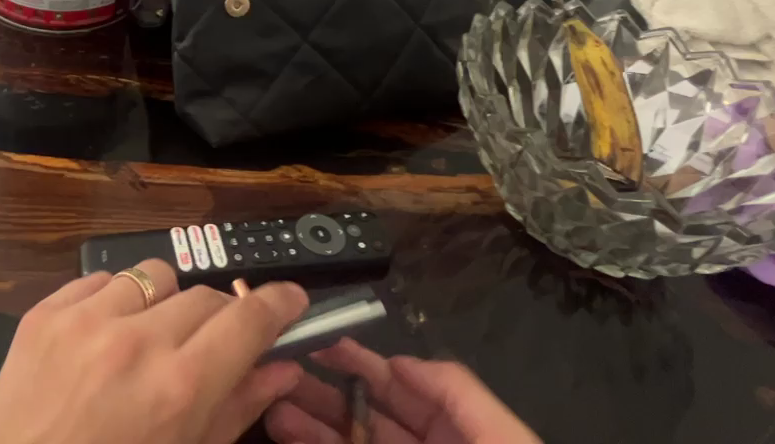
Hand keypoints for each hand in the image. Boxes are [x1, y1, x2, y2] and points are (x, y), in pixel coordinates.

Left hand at [0, 260, 309, 443]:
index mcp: (178, 388)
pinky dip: (112, 302)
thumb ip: (237, 408)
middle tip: (207, 346)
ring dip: (164, 302)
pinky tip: (103, 338)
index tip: (292, 299)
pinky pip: (99, 280)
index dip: (278, 303)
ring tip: (147, 339)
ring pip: (155, 274)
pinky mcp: (44, 314)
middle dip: (218, 318)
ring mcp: (85, 321)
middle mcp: (136, 342)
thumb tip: (281, 367)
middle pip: (206, 295)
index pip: (248, 319)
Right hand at [265, 339, 537, 443]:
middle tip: (279, 368)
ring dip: (310, 424)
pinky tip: (287, 433)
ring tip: (274, 404)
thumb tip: (399, 360)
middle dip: (322, 391)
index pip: (396, 387)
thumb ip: (456, 391)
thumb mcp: (500, 439)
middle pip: (363, 415)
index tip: (318, 341)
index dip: (357, 362)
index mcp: (451, 430)